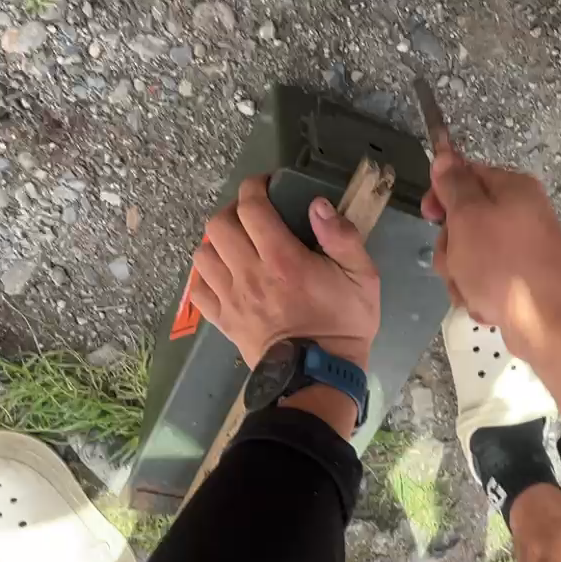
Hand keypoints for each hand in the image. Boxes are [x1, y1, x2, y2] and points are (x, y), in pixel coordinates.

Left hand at [187, 175, 379, 368]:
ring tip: (238, 243)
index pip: (252, 208)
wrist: (319, 377)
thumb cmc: (343, 325)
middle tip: (254, 215)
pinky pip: (197, 289)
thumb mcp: (363, 278)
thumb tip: (318, 205)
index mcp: (282, 260)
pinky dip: (205, 274)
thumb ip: (342, 237)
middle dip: (234, 211)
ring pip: (203, 254)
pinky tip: (223, 272)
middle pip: (218, 225)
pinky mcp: (222, 321)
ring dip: (217, 241)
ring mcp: (231, 299)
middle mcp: (249, 274)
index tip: (266, 185)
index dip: (254, 187)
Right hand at [421, 151, 560, 360]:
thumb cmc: (503, 265)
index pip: (466, 175)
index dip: (441, 195)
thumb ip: (454, 185)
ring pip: (472, 252)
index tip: (429, 216)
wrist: (548, 324)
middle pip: (466, 218)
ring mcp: (526, 247)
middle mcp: (523, 212)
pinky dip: (479, 290)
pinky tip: (485, 305)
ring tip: (470, 290)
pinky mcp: (525, 278)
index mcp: (514, 188)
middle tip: (454, 262)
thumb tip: (445, 153)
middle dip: (451, 245)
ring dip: (461, 272)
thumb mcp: (468, 218)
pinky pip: (488, 276)